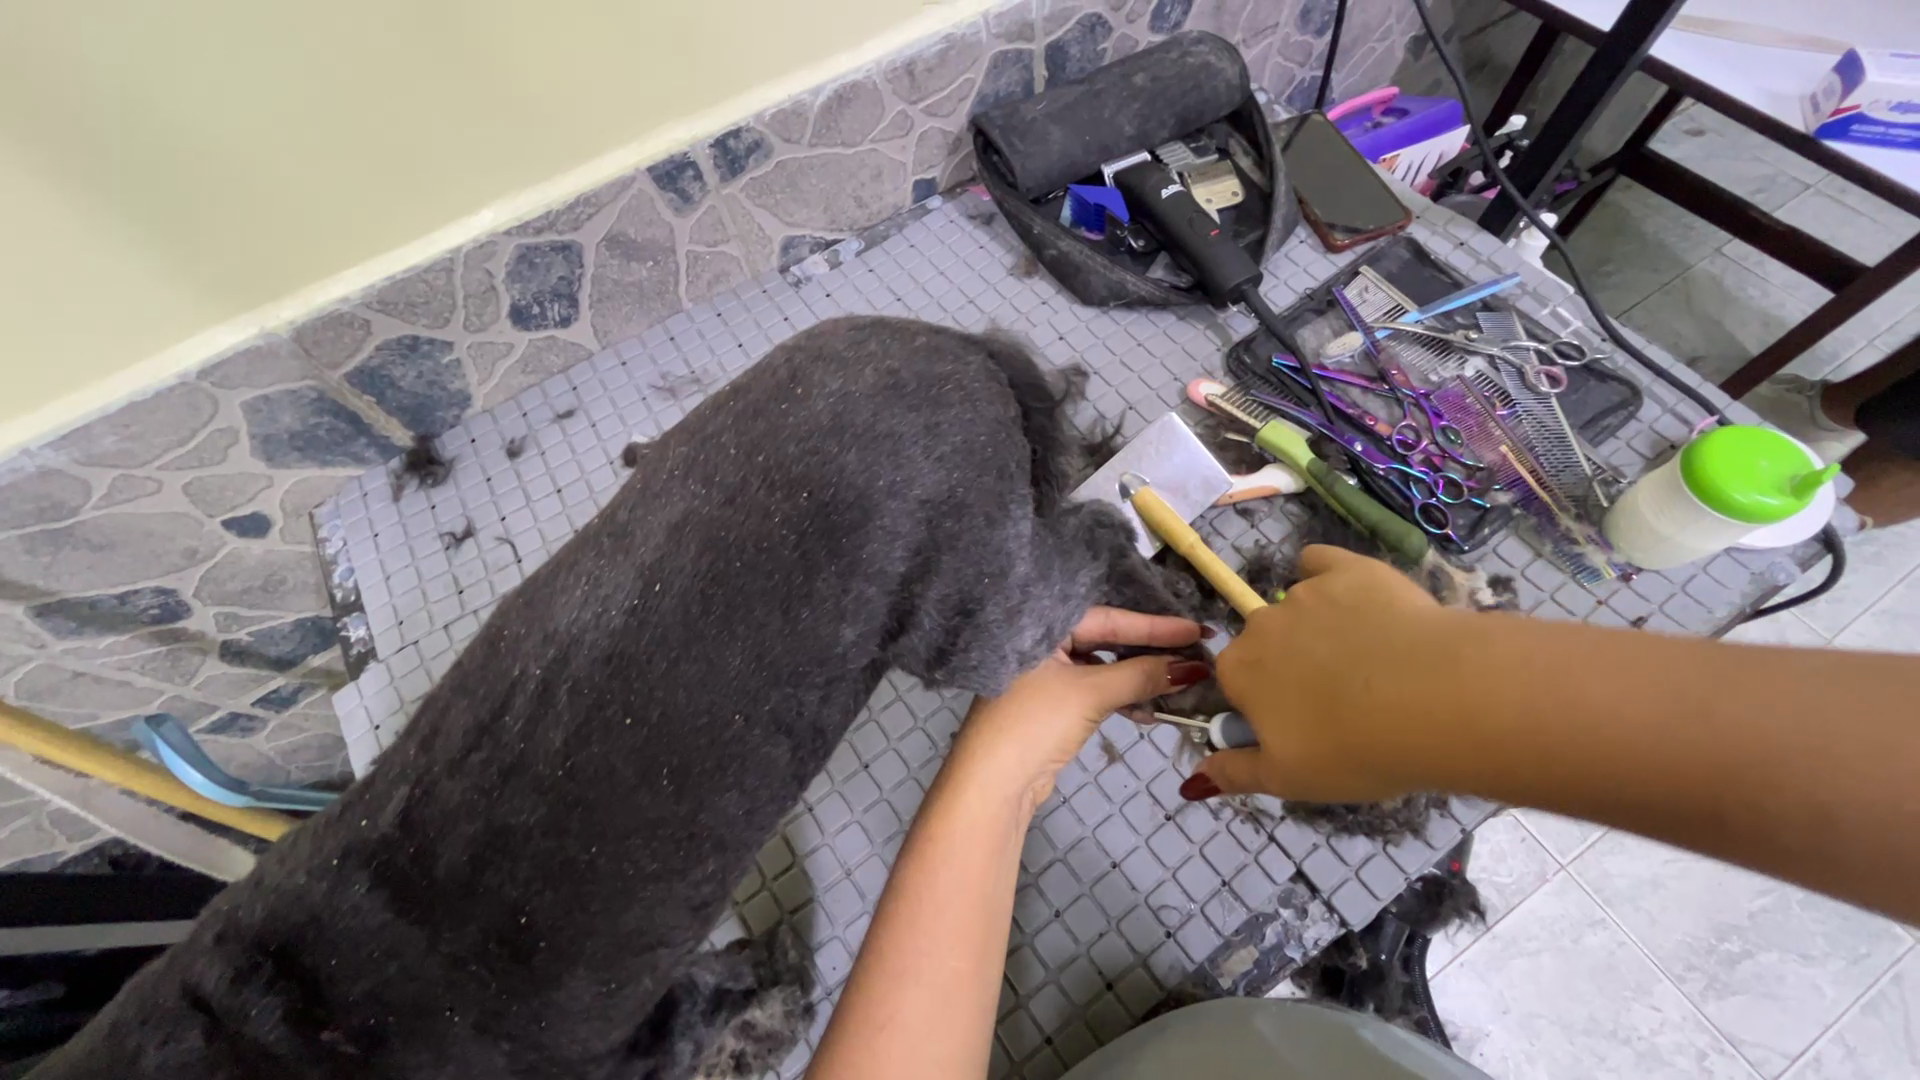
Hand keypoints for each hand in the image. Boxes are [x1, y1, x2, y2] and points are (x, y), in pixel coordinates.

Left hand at [945, 607, 1207, 809]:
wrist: (992, 783)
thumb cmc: (1035, 722)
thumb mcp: (1091, 693)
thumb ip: (1141, 676)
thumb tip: (1192, 668)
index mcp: (1040, 626)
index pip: (1106, 618)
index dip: (1153, 626)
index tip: (1196, 631)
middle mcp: (1039, 643)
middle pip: (1104, 639)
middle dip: (1148, 651)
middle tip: (1194, 654)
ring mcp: (1043, 674)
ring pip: (1101, 667)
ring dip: (1137, 678)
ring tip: (1178, 685)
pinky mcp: (1050, 704)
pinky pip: (1093, 690)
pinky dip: (1119, 698)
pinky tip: (1148, 709)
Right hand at [1191, 545, 1456, 803]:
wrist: (1442, 701)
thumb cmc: (1358, 749)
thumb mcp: (1291, 780)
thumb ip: (1236, 773)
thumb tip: (1194, 779)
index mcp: (1238, 672)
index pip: (1237, 683)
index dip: (1266, 704)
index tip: (1303, 725)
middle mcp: (1260, 626)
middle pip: (1267, 645)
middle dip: (1292, 666)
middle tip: (1343, 701)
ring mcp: (1305, 593)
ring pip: (1298, 609)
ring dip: (1318, 629)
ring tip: (1373, 662)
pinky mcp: (1349, 570)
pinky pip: (1321, 562)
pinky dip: (1328, 576)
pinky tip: (1356, 600)